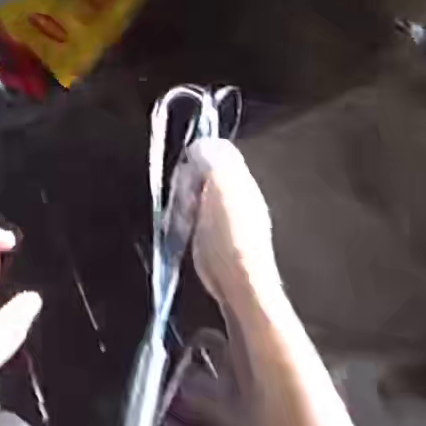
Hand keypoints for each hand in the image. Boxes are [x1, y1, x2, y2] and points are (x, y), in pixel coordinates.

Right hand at [179, 138, 282, 316]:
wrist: (238, 282)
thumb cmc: (229, 235)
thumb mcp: (221, 190)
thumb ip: (213, 162)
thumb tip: (201, 143)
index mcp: (242, 181)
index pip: (217, 150)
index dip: (197, 153)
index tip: (187, 169)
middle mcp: (237, 193)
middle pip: (201, 169)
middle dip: (186, 180)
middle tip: (187, 198)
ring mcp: (226, 213)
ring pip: (194, 190)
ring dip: (183, 199)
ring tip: (186, 216)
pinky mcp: (213, 231)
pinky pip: (192, 209)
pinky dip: (184, 215)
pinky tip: (185, 226)